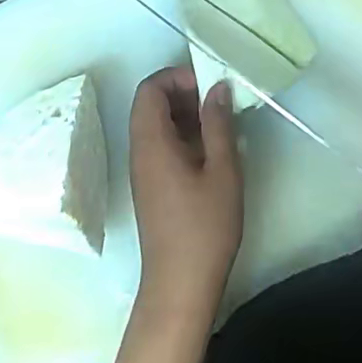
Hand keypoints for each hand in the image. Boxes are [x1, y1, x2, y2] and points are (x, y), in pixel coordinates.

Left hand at [130, 66, 242, 305]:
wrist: (179, 285)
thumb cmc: (203, 227)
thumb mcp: (222, 171)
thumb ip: (219, 125)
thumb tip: (217, 87)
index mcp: (150, 140)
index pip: (150, 88)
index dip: (176, 77)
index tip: (207, 85)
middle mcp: (139, 148)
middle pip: (149, 102)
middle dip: (182, 93)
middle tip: (216, 103)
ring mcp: (142, 167)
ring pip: (154, 123)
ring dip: (183, 114)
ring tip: (218, 125)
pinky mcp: (150, 183)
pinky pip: (159, 143)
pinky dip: (181, 134)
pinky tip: (209, 150)